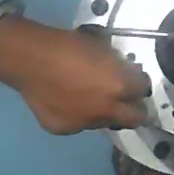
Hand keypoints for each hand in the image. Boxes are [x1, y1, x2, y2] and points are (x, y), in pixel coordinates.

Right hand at [0, 18, 152, 134]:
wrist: (30, 58)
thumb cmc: (67, 45)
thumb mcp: (102, 48)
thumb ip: (119, 65)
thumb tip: (126, 71)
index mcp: (120, 85)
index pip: (143, 90)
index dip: (140, 84)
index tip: (134, 80)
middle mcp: (107, 109)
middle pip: (136, 119)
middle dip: (134, 109)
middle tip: (125, 99)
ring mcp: (85, 123)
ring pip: (106, 122)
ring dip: (105, 112)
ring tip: (90, 97)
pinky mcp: (64, 129)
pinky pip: (79, 124)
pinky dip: (78, 114)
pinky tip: (66, 100)